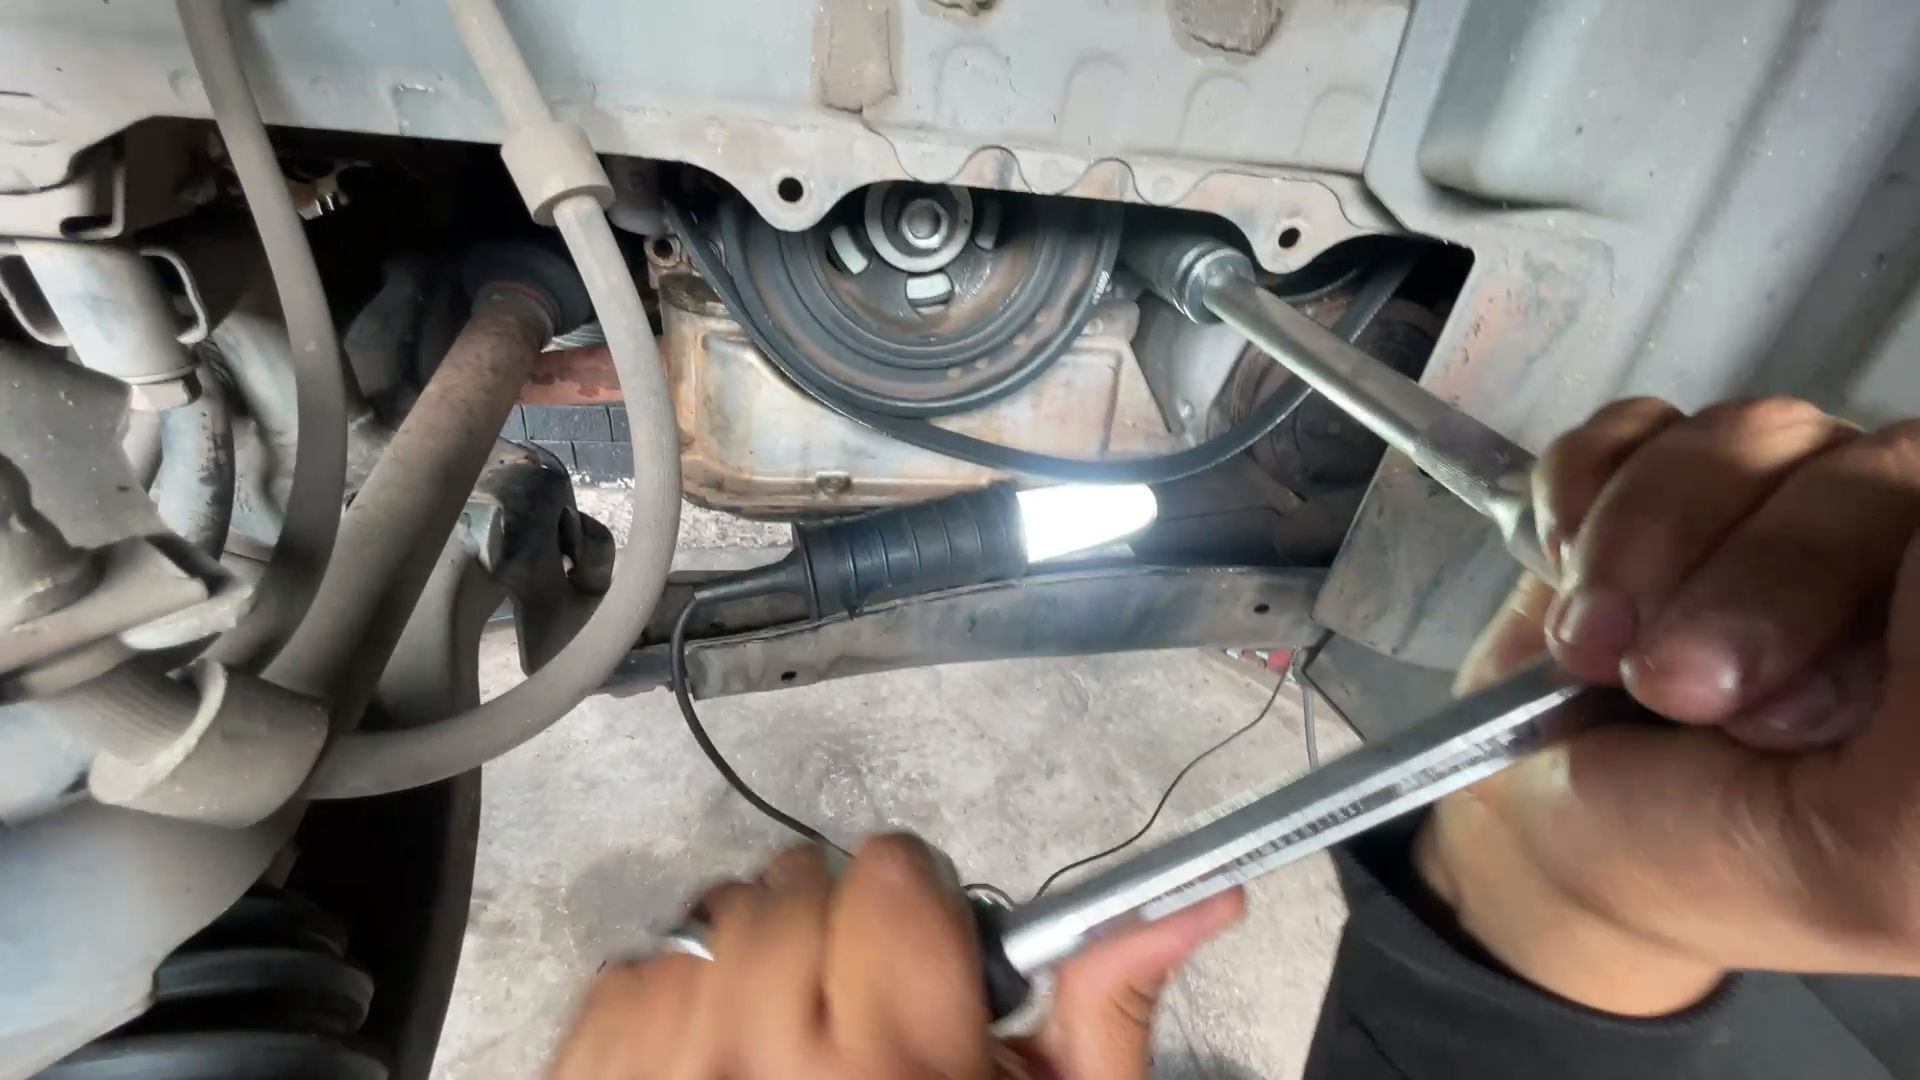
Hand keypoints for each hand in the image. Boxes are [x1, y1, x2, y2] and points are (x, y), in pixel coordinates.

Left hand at [551, 834, 1243, 1079]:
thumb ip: (1110, 1000)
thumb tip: (1205, 897)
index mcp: (902, 1067)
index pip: (888, 870)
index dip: (912, 895)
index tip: (919, 938)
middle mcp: (772, 1071)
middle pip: (795, 882)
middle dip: (836, 919)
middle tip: (858, 990)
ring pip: (711, 915)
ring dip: (753, 949)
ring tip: (787, 1026)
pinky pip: (624, 979)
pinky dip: (669, 992)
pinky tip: (713, 1052)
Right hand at [1419, 397, 1919, 1015]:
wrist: (1545, 818)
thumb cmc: (1708, 854)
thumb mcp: (1877, 857)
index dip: (1845, 579)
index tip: (1765, 700)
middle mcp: (1881, 547)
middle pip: (1853, 465)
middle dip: (1731, 587)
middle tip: (1661, 688)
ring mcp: (1753, 505)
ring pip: (1727, 437)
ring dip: (1629, 550)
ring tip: (1588, 646)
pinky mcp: (1631, 486)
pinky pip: (1614, 434)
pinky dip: (1567, 500)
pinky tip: (1560, 569)